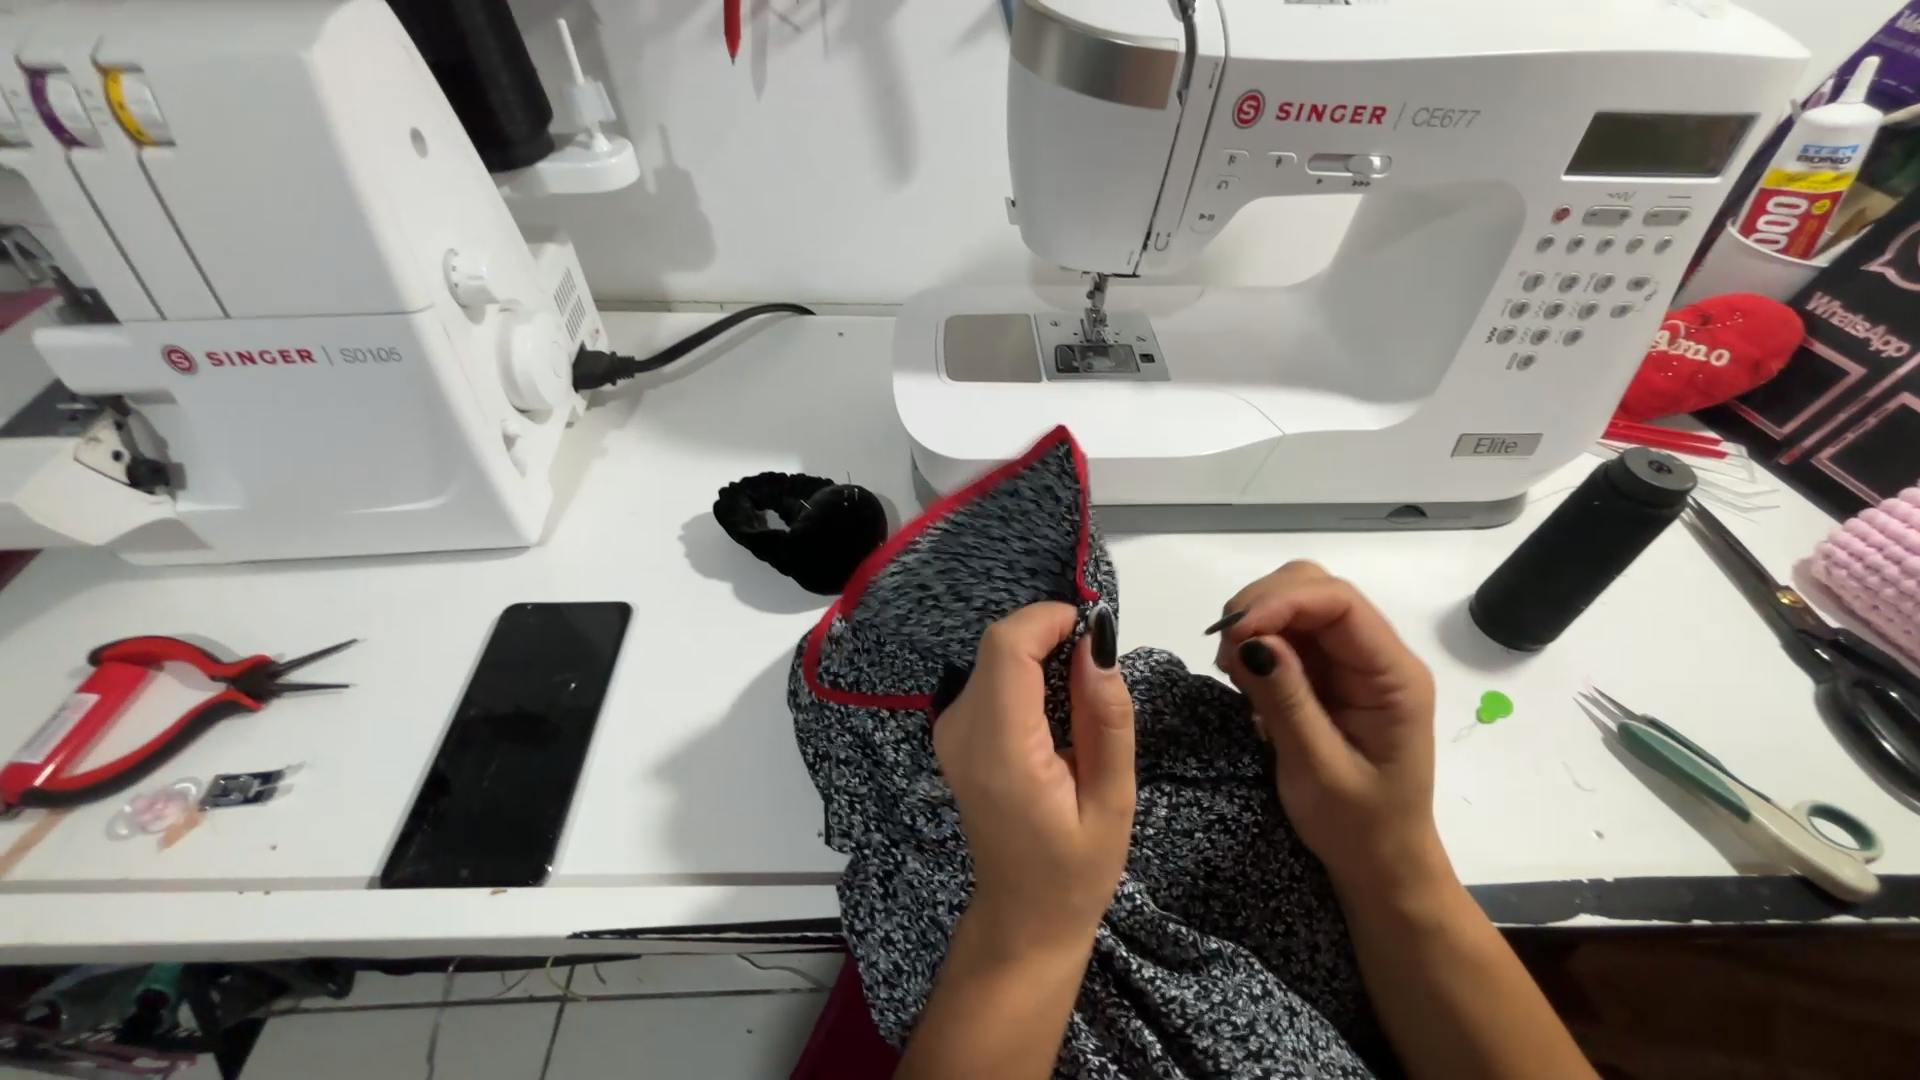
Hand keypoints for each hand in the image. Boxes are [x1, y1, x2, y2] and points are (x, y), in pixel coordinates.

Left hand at [934, 602, 1135, 951]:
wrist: (1021, 914)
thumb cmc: (1076, 869)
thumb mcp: (1113, 799)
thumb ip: (1106, 718)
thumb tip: (1098, 645)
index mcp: (1001, 752)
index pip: (1006, 648)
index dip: (1049, 620)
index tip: (1095, 632)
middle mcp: (961, 732)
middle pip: (996, 645)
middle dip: (1049, 635)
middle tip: (1097, 668)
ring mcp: (948, 732)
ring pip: (992, 655)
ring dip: (1038, 654)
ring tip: (1080, 698)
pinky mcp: (951, 733)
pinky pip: (987, 677)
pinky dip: (1023, 673)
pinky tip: (1053, 711)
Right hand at [1212, 561, 1450, 901]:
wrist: (1378, 863)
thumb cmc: (1358, 826)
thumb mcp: (1318, 770)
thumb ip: (1286, 701)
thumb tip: (1249, 640)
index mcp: (1393, 675)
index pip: (1339, 602)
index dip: (1281, 602)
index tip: (1234, 636)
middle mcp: (1373, 655)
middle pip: (1314, 588)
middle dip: (1262, 605)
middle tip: (1226, 653)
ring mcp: (1347, 661)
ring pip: (1294, 603)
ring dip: (1253, 621)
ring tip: (1231, 667)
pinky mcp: (1323, 673)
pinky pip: (1283, 632)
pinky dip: (1253, 640)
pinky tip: (1240, 672)